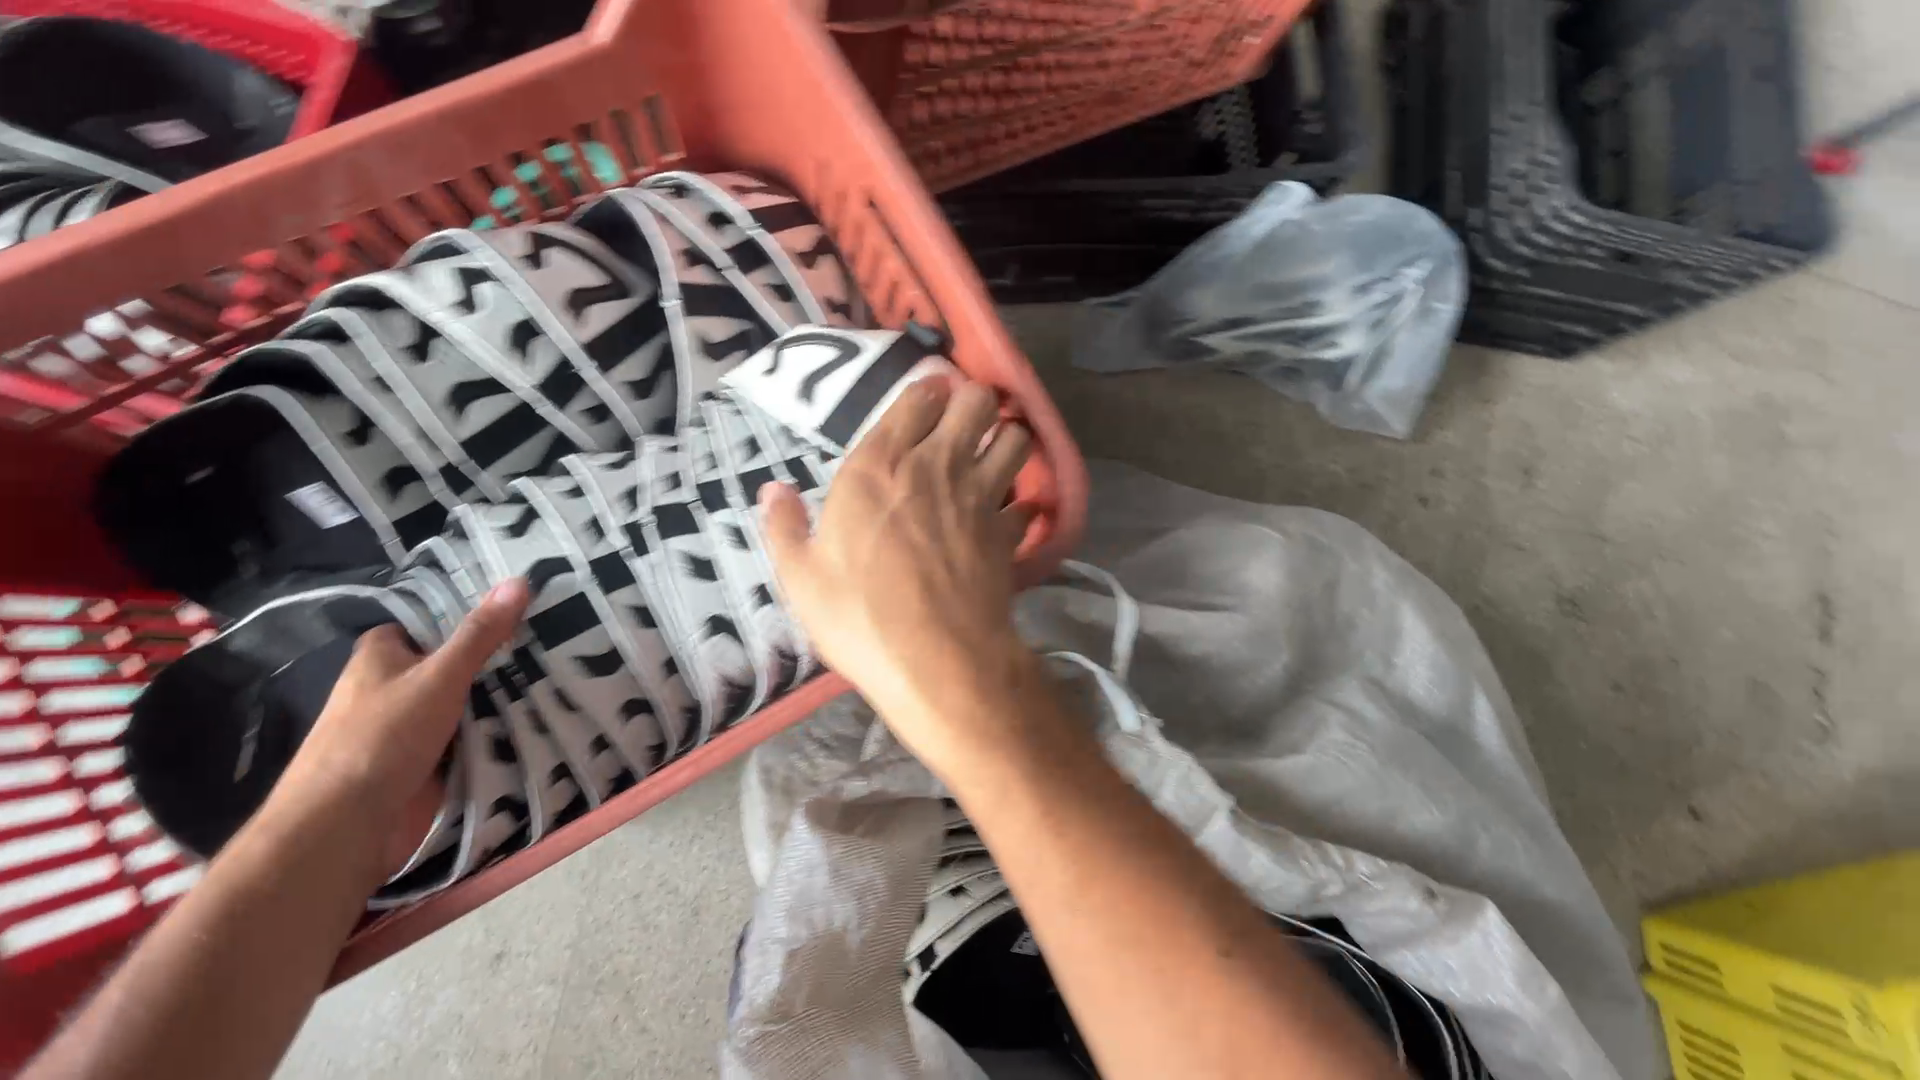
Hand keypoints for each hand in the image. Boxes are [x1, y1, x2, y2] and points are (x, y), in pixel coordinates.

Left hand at [268, 579, 529, 880]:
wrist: (347, 826)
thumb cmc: (382, 738)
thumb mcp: (438, 675)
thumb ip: (480, 634)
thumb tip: (521, 580)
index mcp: (382, 655)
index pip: (433, 621)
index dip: (474, 613)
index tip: (526, 605)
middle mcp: (394, 687)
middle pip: (456, 663)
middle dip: (500, 658)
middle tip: (559, 637)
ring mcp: (412, 727)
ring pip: (468, 702)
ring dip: (505, 697)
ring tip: (566, 673)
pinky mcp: (429, 762)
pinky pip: (473, 738)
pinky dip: (500, 732)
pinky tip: (545, 718)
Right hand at [759, 378, 1036, 768]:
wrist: (936, 661)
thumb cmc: (859, 615)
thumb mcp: (800, 578)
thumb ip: (784, 527)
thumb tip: (772, 491)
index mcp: (878, 466)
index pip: (918, 396)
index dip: (927, 393)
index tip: (925, 403)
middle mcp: (936, 466)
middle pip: (978, 400)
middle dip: (975, 403)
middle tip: (962, 425)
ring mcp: (980, 496)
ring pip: (1016, 437)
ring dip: (1008, 440)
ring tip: (991, 459)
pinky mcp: (1009, 532)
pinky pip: (1027, 501)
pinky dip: (1020, 504)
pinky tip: (1006, 518)